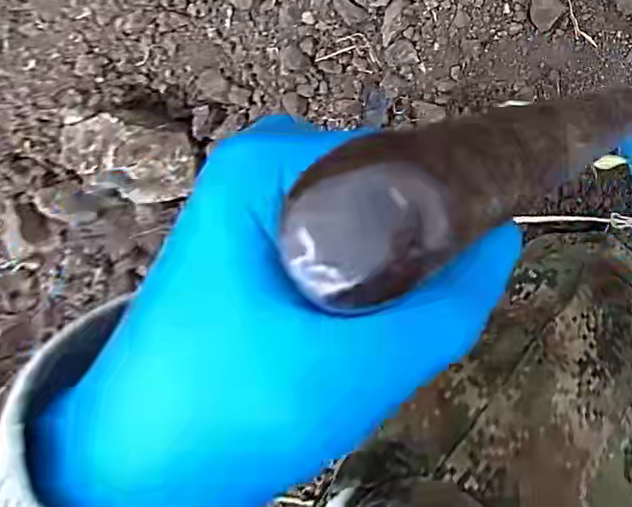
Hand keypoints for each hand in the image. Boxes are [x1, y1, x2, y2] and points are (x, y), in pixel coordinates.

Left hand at [30, 115, 521, 506]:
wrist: (125, 478)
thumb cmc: (236, 414)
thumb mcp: (367, 367)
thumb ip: (456, 301)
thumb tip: (506, 234)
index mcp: (270, 162)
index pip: (402, 155)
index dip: (447, 199)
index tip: (462, 252)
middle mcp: (260, 157)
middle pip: (389, 172)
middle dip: (419, 227)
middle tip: (422, 291)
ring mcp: (251, 187)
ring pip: (369, 196)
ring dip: (395, 243)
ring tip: (390, 303)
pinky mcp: (250, 220)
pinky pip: (341, 213)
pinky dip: (366, 249)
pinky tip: (360, 299)